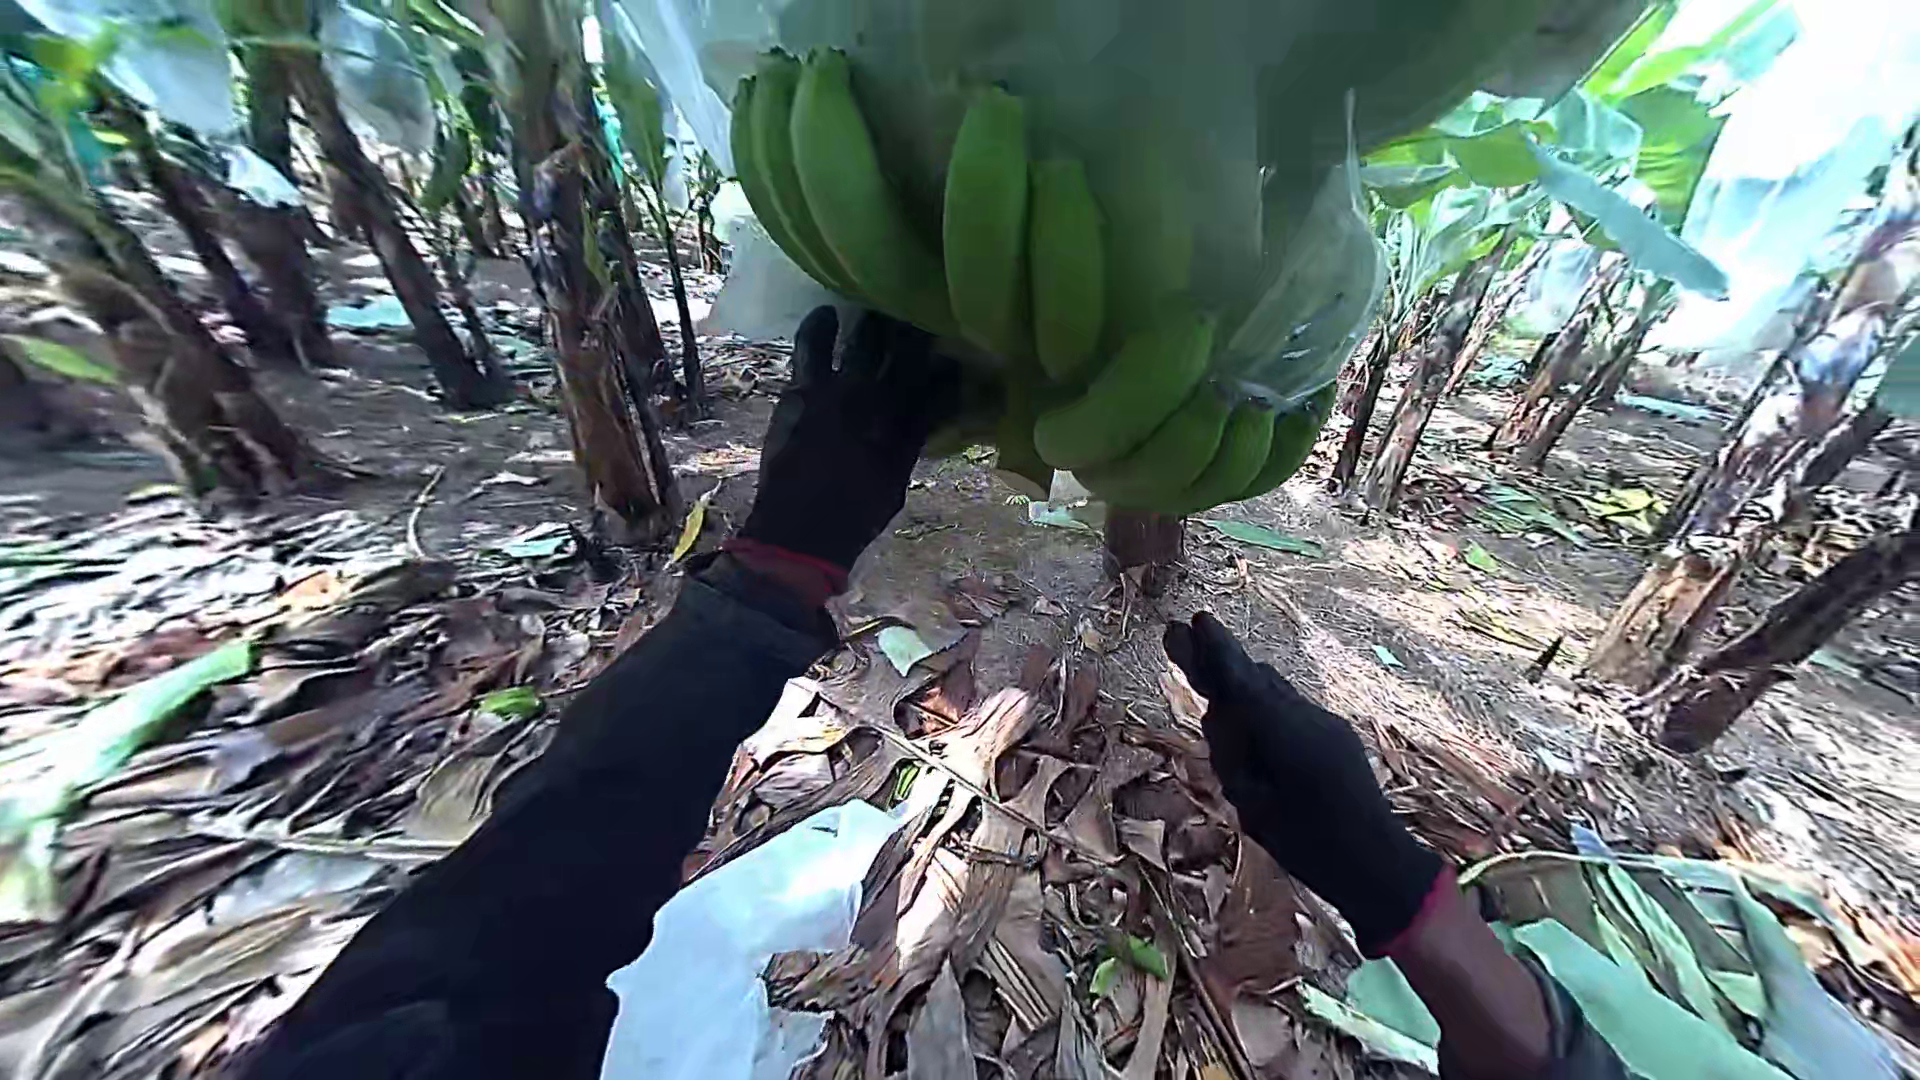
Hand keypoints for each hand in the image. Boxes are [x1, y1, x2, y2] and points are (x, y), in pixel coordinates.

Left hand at [737, 307, 954, 574]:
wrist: (799, 528)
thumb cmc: (855, 514)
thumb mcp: (897, 480)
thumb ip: (912, 440)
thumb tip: (927, 412)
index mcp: (904, 425)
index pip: (935, 385)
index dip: (945, 368)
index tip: (951, 358)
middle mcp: (875, 399)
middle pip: (902, 352)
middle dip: (912, 332)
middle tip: (915, 319)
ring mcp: (837, 390)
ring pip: (860, 339)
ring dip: (872, 322)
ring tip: (873, 310)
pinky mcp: (802, 389)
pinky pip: (811, 346)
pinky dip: (818, 327)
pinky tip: (824, 315)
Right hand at [1165, 612, 1441, 954]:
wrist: (1379, 866)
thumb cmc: (1307, 844)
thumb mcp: (1251, 802)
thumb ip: (1231, 751)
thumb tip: (1217, 712)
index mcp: (1285, 736)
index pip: (1240, 681)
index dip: (1216, 650)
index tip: (1196, 620)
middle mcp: (1305, 717)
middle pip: (1252, 675)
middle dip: (1218, 656)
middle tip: (1182, 633)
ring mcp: (1323, 721)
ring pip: (1270, 687)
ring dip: (1239, 680)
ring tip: (1211, 681)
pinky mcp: (1334, 729)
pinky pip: (1288, 703)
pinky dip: (1262, 700)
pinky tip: (1251, 719)